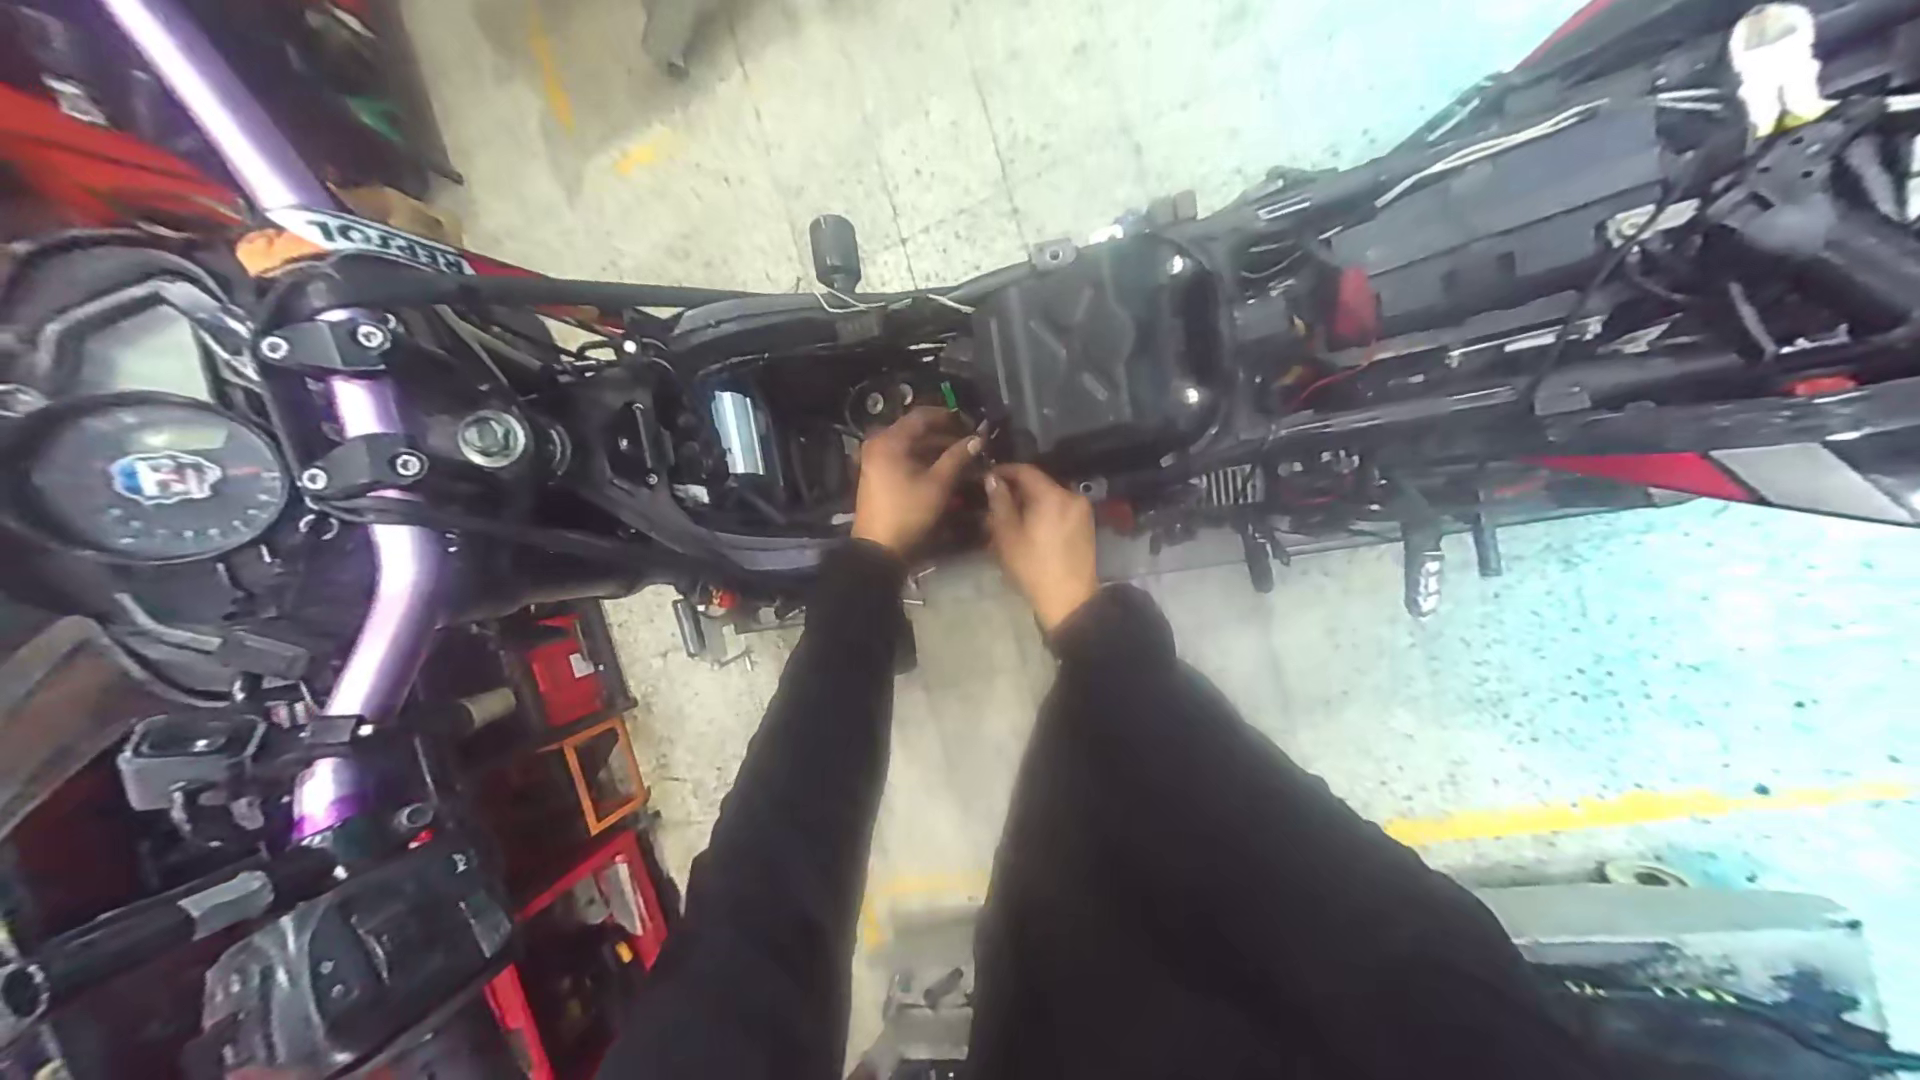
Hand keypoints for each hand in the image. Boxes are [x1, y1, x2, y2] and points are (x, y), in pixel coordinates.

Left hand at [851, 407, 981, 555]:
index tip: (972, 425)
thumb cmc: (909, 513)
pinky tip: (944, 472)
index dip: (950, 417)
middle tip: (970, 445)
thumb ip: (958, 457)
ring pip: (912, 446)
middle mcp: (879, 444)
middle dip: (946, 436)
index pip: (923, 416)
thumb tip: (977, 439)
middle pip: (917, 431)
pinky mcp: (878, 476)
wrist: (878, 550)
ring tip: (962, 460)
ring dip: (937, 450)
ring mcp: (876, 460)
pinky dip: (925, 462)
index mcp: (890, 440)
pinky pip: (905, 459)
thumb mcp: (938, 485)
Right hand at [983, 464, 1100, 631]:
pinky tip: (1030, 527)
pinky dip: (1043, 512)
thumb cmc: (1033, 566)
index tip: (987, 477)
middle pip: (1039, 484)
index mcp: (1052, 495)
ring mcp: (1082, 510)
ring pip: (1049, 497)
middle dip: (1016, 490)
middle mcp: (1071, 495)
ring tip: (1010, 518)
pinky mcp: (1086, 525)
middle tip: (995, 502)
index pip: (1025, 471)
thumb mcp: (1008, 534)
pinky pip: (1060, 509)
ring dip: (1029, 502)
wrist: (1069, 599)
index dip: (1004, 471)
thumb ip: (1000, 502)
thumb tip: (992, 479)